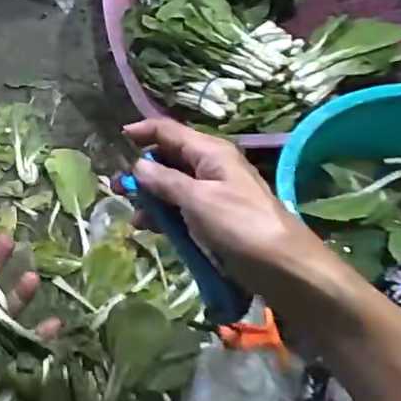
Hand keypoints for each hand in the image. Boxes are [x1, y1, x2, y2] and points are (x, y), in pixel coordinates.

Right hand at [120, 118, 364, 323]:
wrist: (286, 269)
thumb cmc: (241, 226)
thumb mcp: (198, 200)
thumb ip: (164, 180)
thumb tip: (137, 165)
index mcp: (210, 153)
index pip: (167, 130)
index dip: (140, 132)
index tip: (114, 141)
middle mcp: (210, 167)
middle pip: (166, 158)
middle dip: (140, 169)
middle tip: (116, 187)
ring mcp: (212, 194)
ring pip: (170, 185)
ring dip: (149, 196)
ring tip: (131, 213)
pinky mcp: (212, 219)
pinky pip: (179, 208)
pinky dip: (162, 215)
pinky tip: (148, 228)